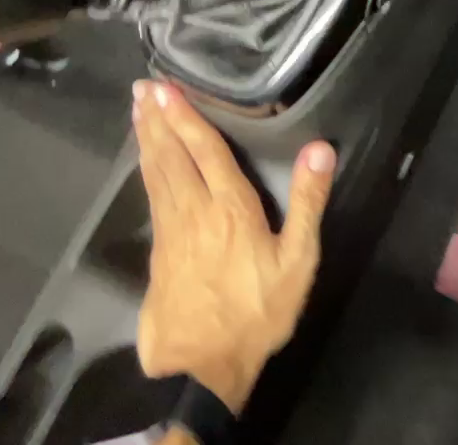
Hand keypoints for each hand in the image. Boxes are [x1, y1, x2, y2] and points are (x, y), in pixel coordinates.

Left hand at [132, 80, 336, 413]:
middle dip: (159, 120)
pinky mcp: (160, 254)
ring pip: (156, 175)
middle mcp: (195, 212)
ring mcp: (172, 233)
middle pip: (172, 157)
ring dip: (148, 140)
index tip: (167, 89)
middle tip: (142, 88)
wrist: (203, 368)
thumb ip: (307, 203)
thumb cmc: (259, 310)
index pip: (206, 153)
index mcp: (230, 209)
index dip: (188, 118)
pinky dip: (147, 170)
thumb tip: (319, 149)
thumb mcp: (298, 260)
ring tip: (138, 112)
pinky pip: (151, 197)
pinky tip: (146, 163)